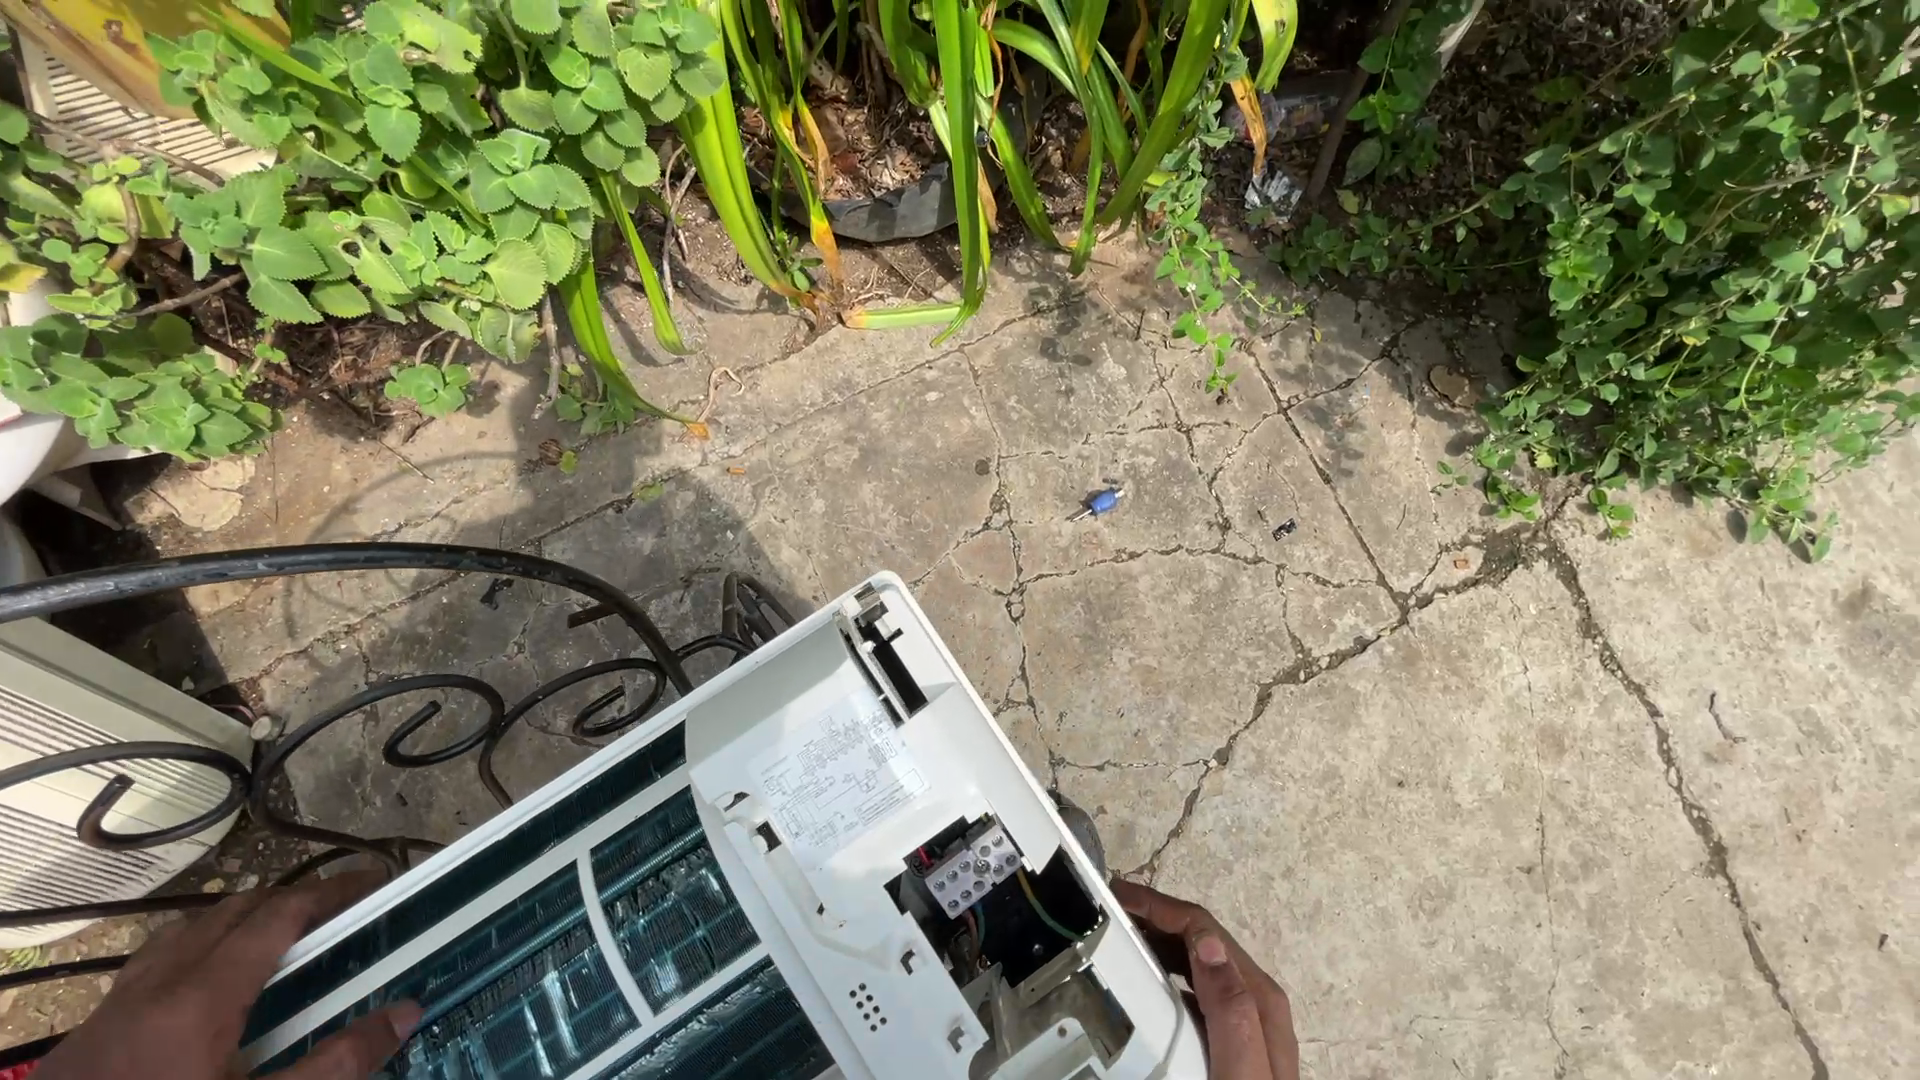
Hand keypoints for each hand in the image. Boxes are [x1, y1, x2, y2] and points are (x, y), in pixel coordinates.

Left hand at [35, 873, 420, 1079]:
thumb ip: (336, 1065)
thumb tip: (407, 1011)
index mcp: (200, 998)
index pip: (281, 914)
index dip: (335, 890)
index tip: (379, 881)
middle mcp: (154, 988)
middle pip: (234, 911)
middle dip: (294, 899)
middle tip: (342, 912)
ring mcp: (111, 1011)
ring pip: (185, 932)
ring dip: (242, 921)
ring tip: (282, 940)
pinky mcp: (83, 1041)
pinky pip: (151, 965)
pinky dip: (198, 950)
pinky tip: (210, 989)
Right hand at [1112, 879, 1298, 1079]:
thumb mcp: (1240, 1076)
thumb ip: (1231, 1013)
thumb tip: (1206, 940)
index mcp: (1258, 997)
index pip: (1202, 928)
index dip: (1156, 905)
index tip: (1109, 899)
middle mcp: (1253, 999)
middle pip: (1198, 936)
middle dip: (1150, 915)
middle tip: (1099, 912)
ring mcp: (1241, 1020)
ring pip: (1194, 958)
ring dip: (1154, 939)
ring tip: (1111, 936)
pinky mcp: (1226, 1039)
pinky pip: (1191, 987)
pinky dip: (1162, 970)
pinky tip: (1138, 983)